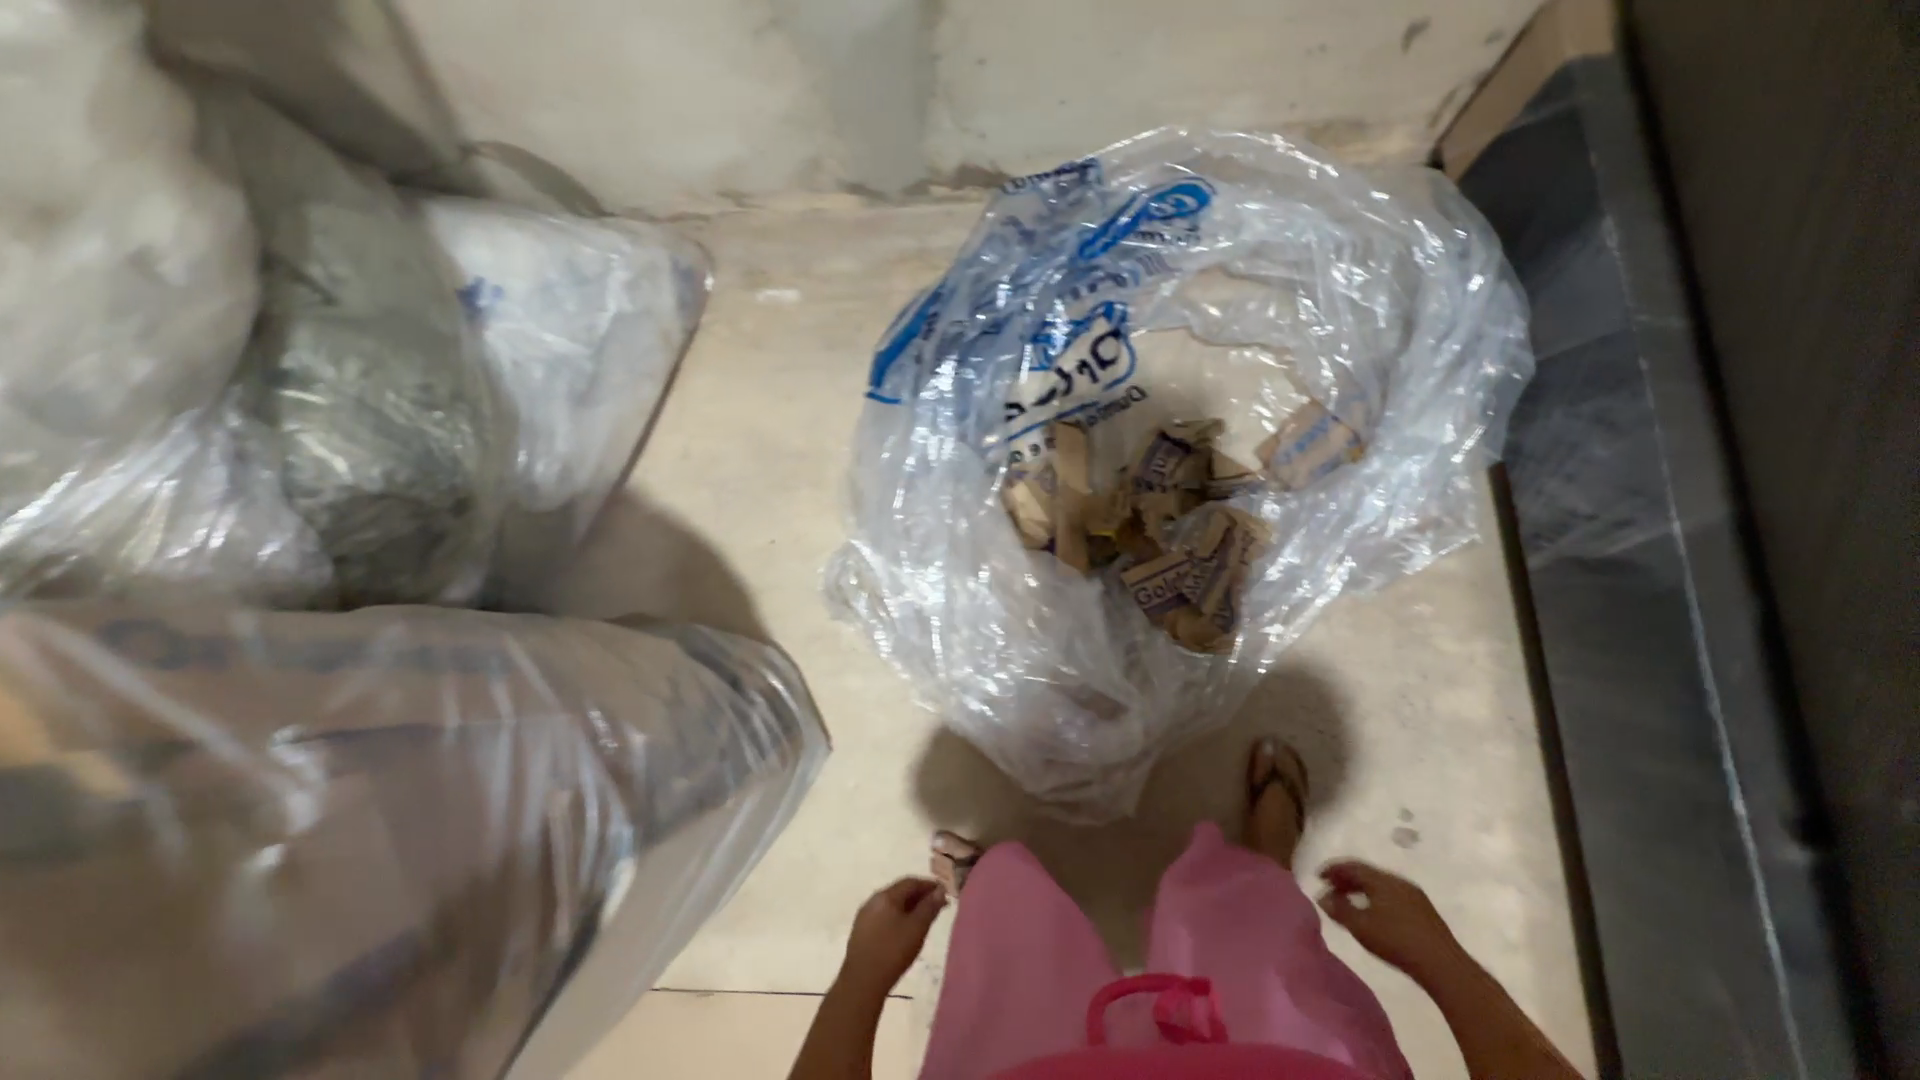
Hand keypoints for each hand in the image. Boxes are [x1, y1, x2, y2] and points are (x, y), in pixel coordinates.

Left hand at [837, 877, 946, 998]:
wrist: (862, 982)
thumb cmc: (893, 952)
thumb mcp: (917, 928)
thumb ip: (929, 907)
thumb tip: (939, 890)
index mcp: (886, 896)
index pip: (910, 882)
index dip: (928, 885)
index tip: (944, 892)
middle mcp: (873, 900)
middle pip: (900, 891)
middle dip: (919, 896)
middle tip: (936, 906)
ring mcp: (864, 916)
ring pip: (891, 904)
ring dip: (909, 907)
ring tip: (923, 919)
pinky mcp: (861, 931)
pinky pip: (883, 916)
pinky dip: (898, 917)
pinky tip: (904, 930)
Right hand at [1316, 859, 1464, 979]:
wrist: (1443, 965)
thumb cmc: (1396, 941)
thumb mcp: (1361, 926)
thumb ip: (1339, 909)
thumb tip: (1323, 896)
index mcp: (1382, 880)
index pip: (1352, 866)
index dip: (1333, 869)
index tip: (1318, 877)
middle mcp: (1398, 881)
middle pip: (1367, 873)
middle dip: (1347, 879)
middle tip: (1331, 890)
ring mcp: (1414, 895)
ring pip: (1381, 885)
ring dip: (1362, 889)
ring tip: (1350, 902)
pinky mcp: (1424, 910)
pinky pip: (1393, 895)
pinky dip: (1376, 898)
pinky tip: (1374, 914)